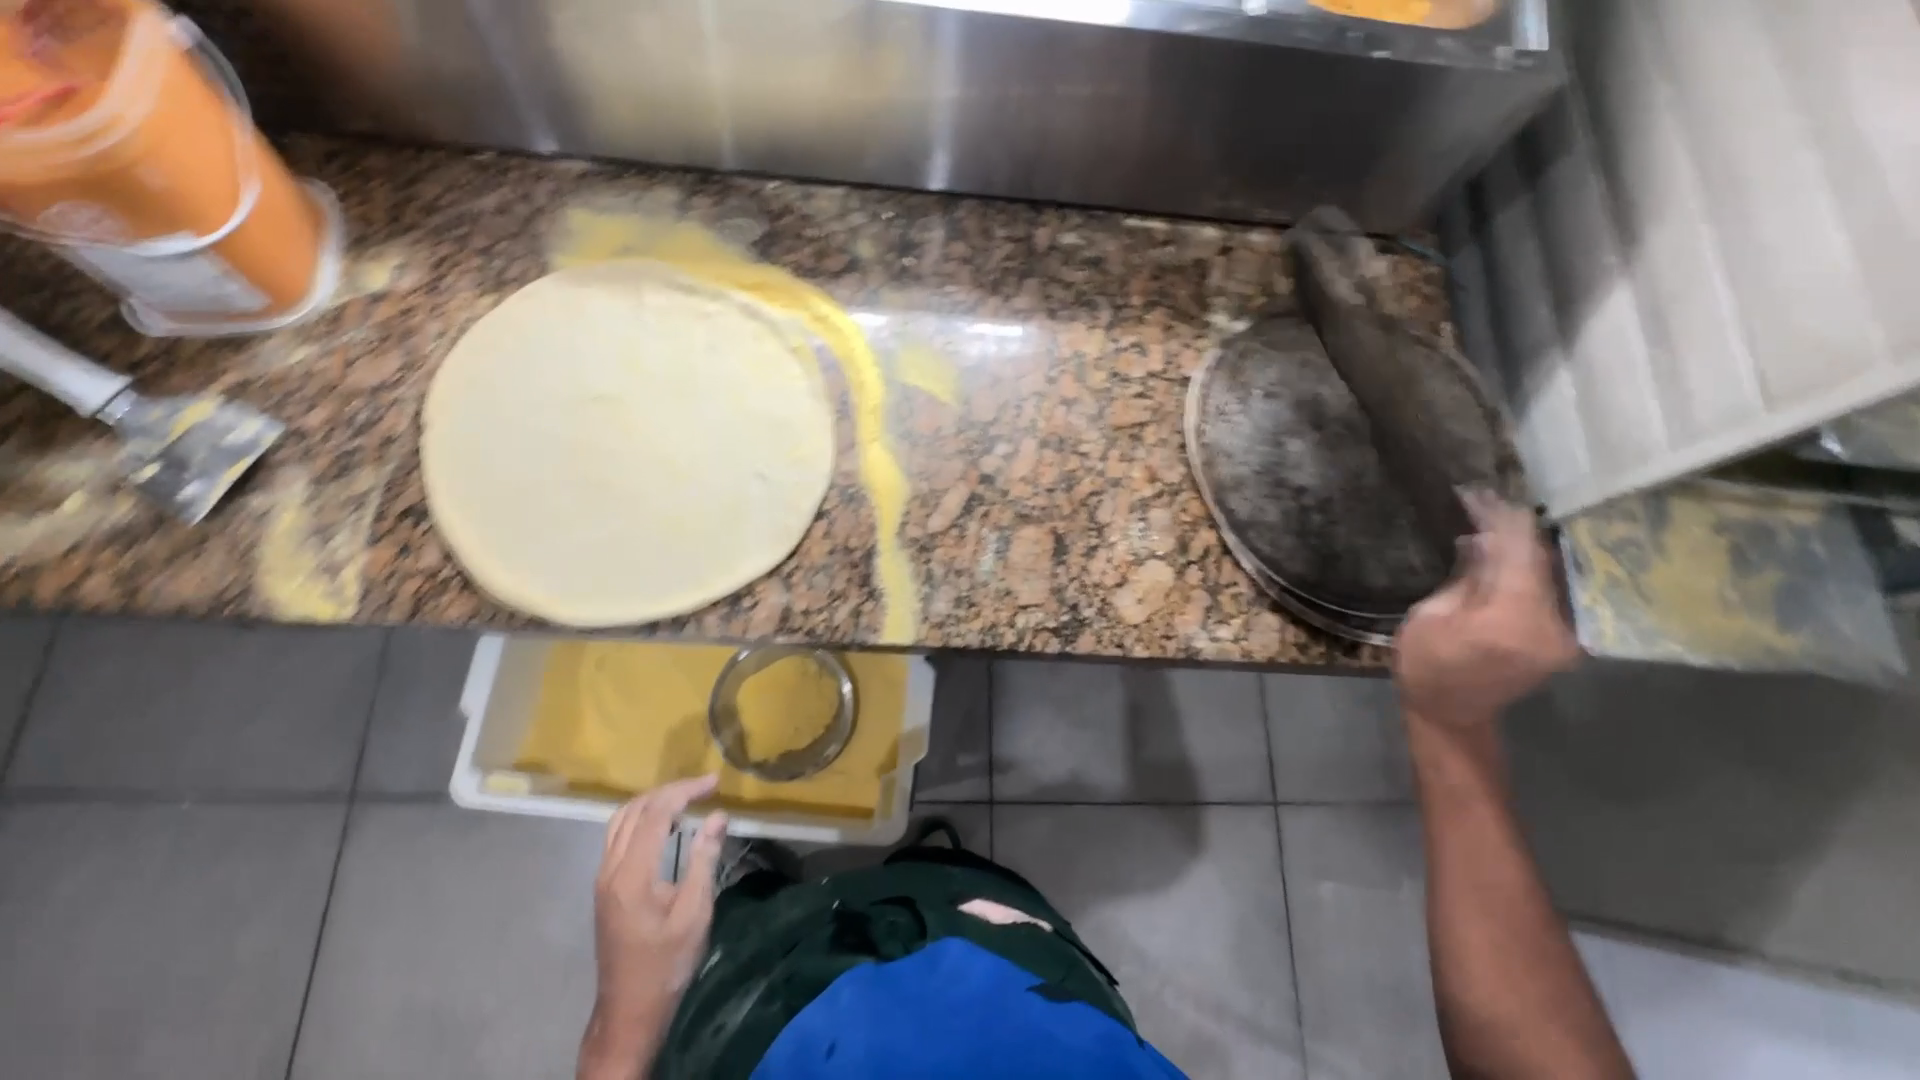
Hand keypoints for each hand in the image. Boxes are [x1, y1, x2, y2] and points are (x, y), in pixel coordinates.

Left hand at [592, 776, 728, 1020]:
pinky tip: (665, 826)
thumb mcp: (695, 912)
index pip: (656, 814)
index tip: (715, 782)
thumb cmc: (668, 962)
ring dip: (652, 803)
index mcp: (632, 874)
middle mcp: (610, 869)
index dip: (685, 791)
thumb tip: (718, 816)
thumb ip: (704, 860)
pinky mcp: (604, 886)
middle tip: (704, 786)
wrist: (630, 1006)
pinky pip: (618, 836)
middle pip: (635, 810)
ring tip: (686, 799)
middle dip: (669, 791)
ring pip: (621, 820)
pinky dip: (642, 819)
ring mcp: (602, 878)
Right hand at [1394, 491, 1578, 727]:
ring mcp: (1563, 632)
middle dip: (1511, 528)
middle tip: (1485, 501)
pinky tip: (1507, 552)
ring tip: (1494, 520)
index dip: (1498, 517)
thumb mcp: (1432, 614)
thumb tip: (1482, 539)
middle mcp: (1550, 622)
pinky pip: (1548, 589)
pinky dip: (1528, 568)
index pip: (1517, 550)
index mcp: (1512, 617)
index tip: (1476, 493)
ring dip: (1521, 546)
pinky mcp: (1564, 636)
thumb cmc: (1427, 665)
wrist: (1451, 712)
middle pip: (1537, 558)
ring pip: (1546, 571)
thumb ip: (1469, 575)